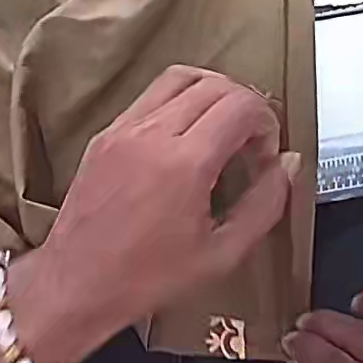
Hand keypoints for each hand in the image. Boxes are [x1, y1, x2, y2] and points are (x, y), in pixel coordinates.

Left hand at [6, 66, 295, 362]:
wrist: (76, 284)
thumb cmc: (146, 278)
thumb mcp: (222, 254)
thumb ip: (264, 204)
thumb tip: (286, 165)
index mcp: (183, 164)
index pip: (241, 105)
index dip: (266, 122)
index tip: (264, 154)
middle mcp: (151, 135)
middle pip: (215, 84)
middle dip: (245, 105)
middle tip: (250, 142)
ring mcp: (123, 130)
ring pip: (179, 78)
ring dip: (212, 92)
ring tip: (222, 129)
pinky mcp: (105, 136)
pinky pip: (149, 96)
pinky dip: (178, 102)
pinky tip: (184, 137)